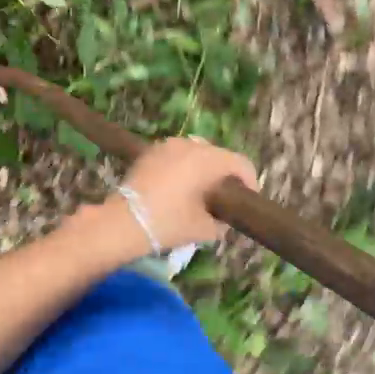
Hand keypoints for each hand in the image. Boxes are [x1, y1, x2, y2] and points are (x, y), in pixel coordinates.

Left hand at [114, 136, 257, 249]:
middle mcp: (189, 145)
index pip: (240, 163)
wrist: (124, 221)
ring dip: (204, 167)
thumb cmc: (170, 223)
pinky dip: (184, 166)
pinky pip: (176, 154)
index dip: (250, 181)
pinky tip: (180, 186)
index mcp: (207, 159)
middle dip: (226, 174)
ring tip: (202, 191)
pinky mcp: (149, 151)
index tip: (248, 200)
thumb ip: (222, 220)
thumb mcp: (205, 228)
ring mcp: (166, 145)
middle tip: (226, 197)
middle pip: (218, 154)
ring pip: (196, 152)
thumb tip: (222, 217)